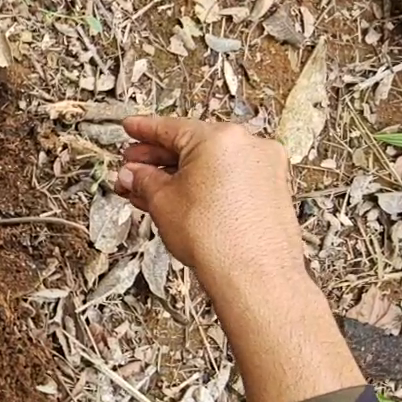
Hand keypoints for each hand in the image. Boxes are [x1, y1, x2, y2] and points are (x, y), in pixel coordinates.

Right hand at [114, 116, 303, 287]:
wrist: (253, 275)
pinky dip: (201, 184)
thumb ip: (143, 180)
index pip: (170, 127)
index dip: (143, 129)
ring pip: (209, 163)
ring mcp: (264, 167)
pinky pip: (227, 177)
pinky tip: (179, 199)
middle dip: (156, 159)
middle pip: (191, 145)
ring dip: (177, 175)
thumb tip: (133, 175)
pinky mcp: (271, 189)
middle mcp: (248, 145)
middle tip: (132, 168)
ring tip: (149, 191)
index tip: (131, 127)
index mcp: (220, 138)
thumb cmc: (215, 237)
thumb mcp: (162, 201)